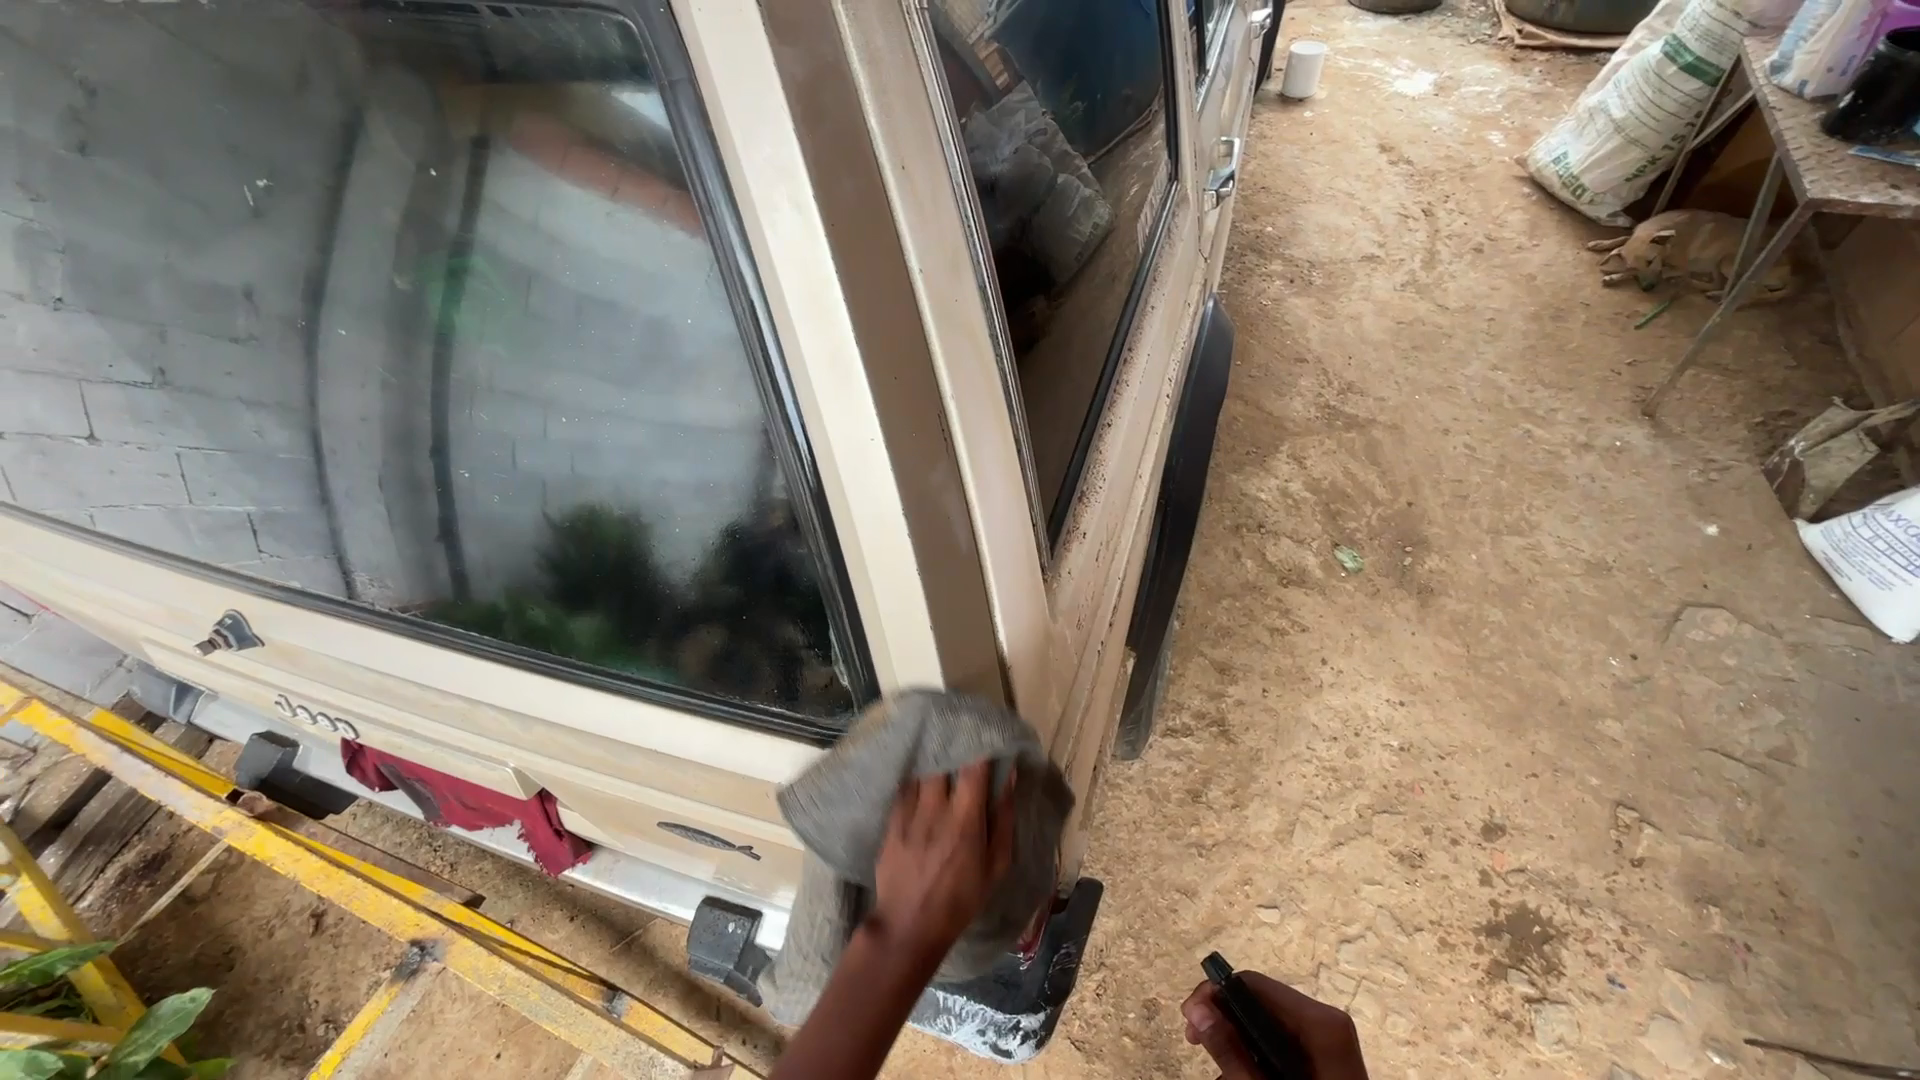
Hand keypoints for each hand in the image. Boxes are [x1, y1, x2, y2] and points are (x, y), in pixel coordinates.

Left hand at [868, 761, 1015, 961]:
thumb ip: (1004, 819)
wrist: (910, 925)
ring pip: (919, 773)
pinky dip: (912, 781)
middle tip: (960, 741)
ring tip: (938, 753)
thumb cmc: (961, 899)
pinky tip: (917, 778)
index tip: (987, 737)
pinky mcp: (890, 823)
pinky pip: (902, 790)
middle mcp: (935, 810)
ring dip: (931, 763)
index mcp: (965, 820)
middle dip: (951, 749)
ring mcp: (908, 815)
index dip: (980, 748)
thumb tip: (1010, 780)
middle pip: (941, 763)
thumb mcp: (996, 866)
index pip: (973, 770)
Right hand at [1181, 971, 1369, 1079]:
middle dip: (1223, 1018)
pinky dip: (1259, 1051)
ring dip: (1238, 1038)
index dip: (1215, 995)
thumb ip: (1231, 1052)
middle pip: (1259, 1000)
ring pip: (1267, 1020)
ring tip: (1221, 1069)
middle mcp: (1326, 1020)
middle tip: (1194, 1041)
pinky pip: (1282, 1037)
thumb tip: (1197, 1009)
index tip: (1190, 1020)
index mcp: (1320, 1024)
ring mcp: (1329, 1037)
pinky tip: (1245, 1074)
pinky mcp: (1326, 1053)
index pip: (1253, 984)